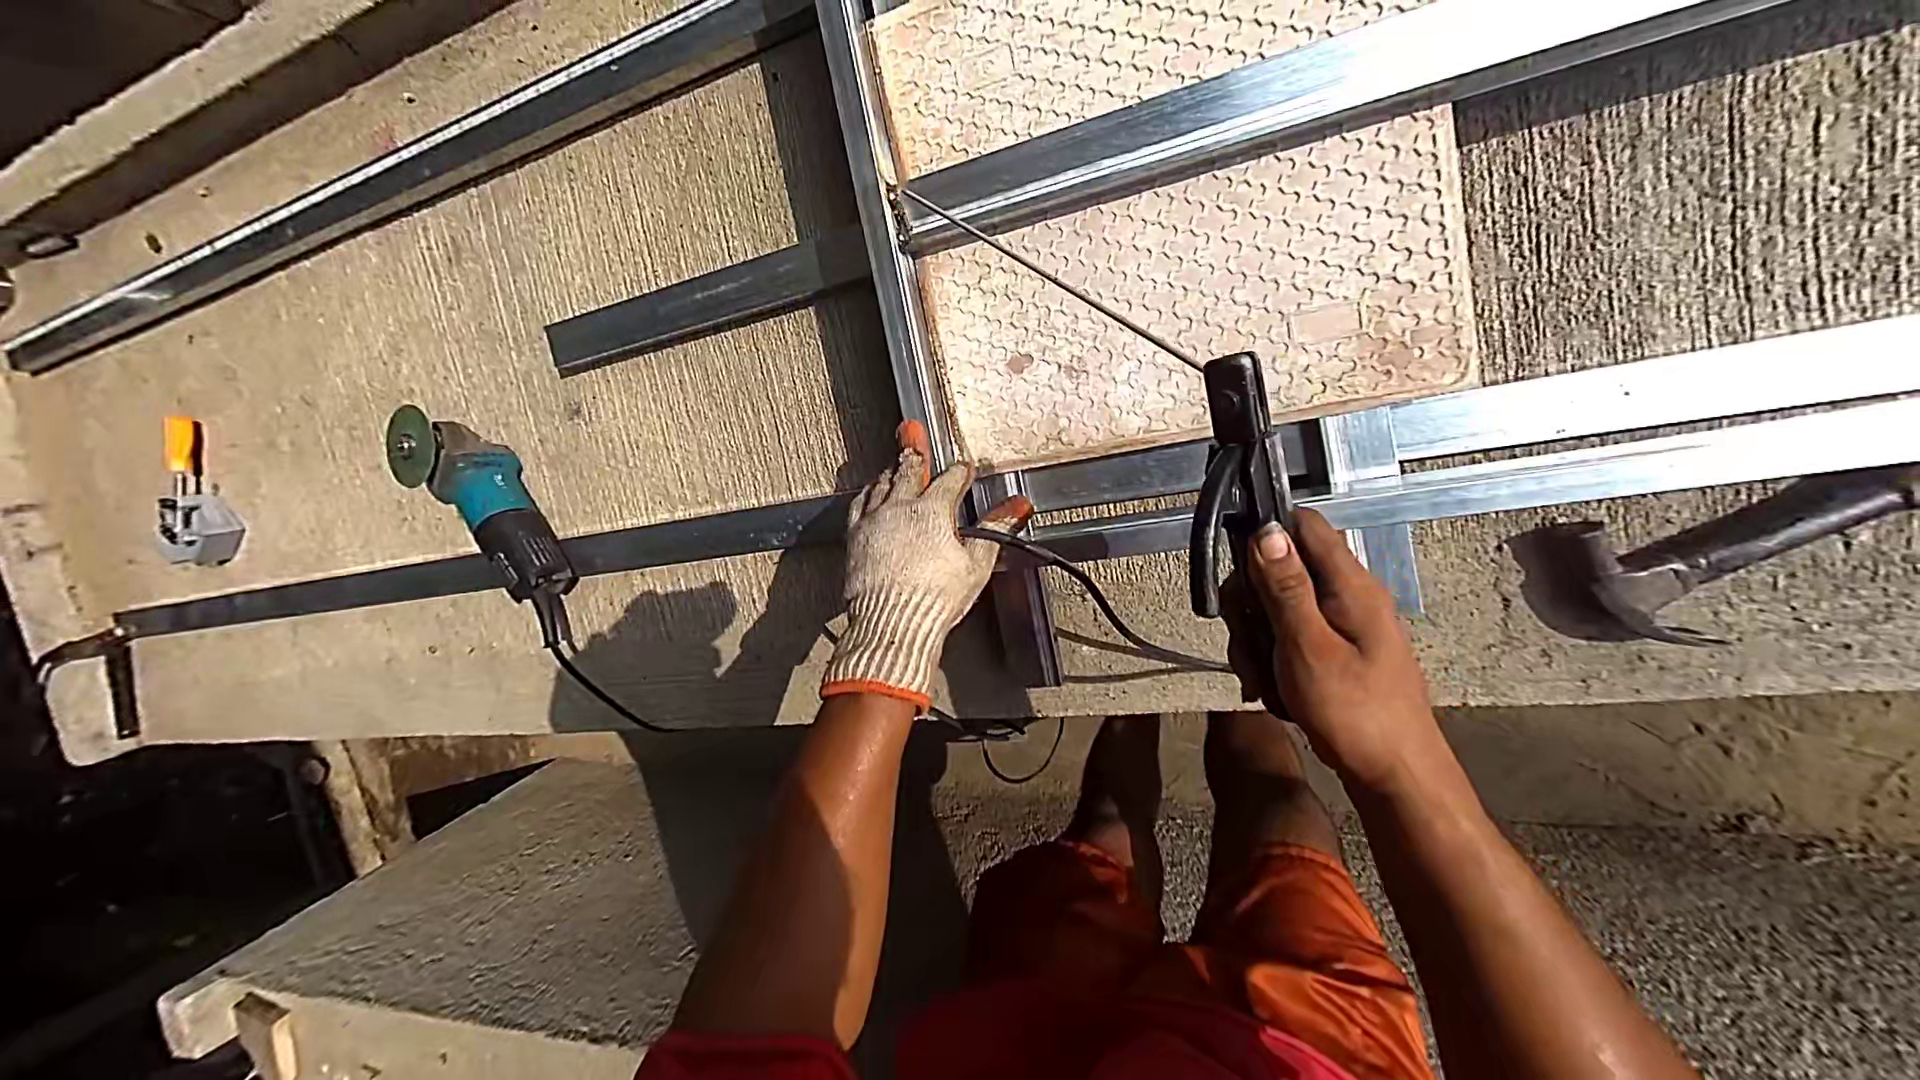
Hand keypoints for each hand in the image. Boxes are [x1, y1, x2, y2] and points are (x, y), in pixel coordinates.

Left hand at [821, 420, 1031, 708]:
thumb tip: (1017, 508)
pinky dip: (867, 493)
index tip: (964, 467)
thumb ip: (995, 529)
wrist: (892, 622)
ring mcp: (874, 522)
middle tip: (912, 431)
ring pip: (881, 484)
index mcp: (932, 510)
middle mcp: (899, 508)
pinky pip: (859, 505)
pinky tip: (869, 494)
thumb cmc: (934, 597)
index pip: (951, 479)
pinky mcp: (855, 539)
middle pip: (908, 470)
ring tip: (894, 462)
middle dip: (914, 451)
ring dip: (890, 470)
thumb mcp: (976, 562)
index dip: (960, 471)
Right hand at [1225, 509, 1445, 794]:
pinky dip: (1269, 657)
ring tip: (1263, 677)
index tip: (1239, 573)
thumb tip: (1267, 530)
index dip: (1265, 536)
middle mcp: (1346, 595)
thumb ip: (1285, 587)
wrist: (1392, 774)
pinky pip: (1284, 635)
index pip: (1303, 525)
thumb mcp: (1307, 646)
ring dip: (1255, 639)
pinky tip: (1273, 686)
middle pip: (1277, 570)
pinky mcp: (1331, 647)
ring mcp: (1339, 622)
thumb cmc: (1353, 712)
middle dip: (1250, 605)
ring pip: (1273, 606)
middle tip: (1250, 644)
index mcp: (1349, 585)